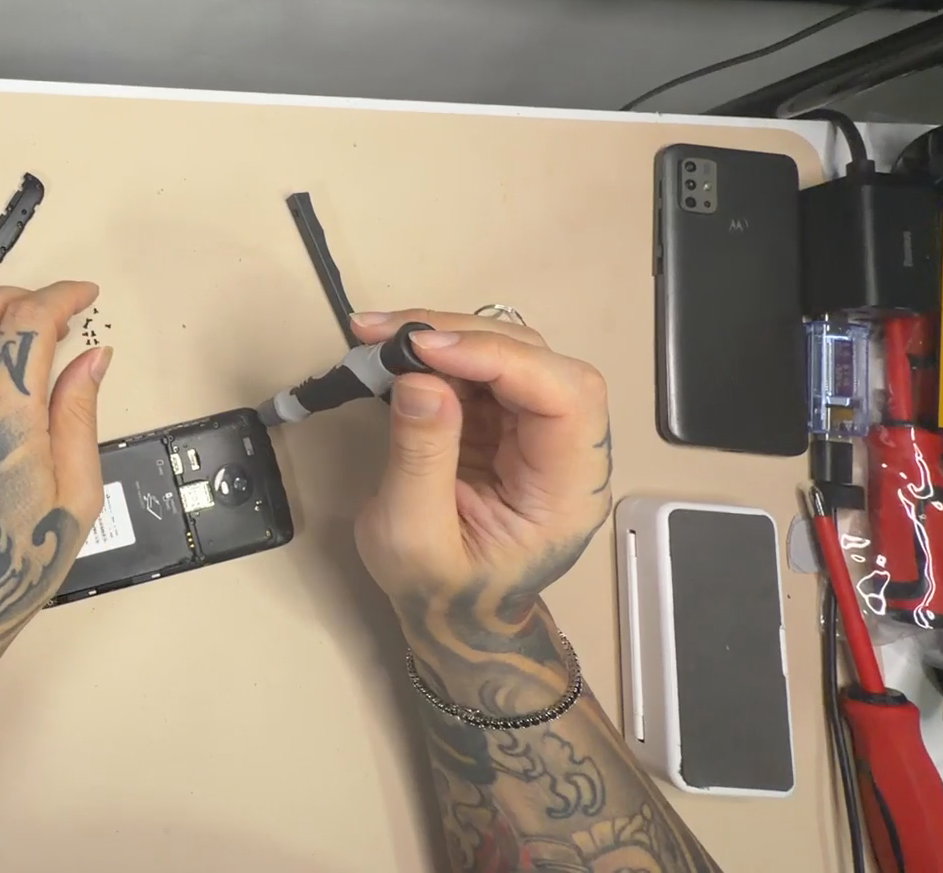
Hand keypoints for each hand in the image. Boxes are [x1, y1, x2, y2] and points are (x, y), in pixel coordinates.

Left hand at [0, 282, 112, 686]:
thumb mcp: (75, 495)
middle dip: (26, 296)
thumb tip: (94, 356)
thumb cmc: (13, 560)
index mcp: (4, 415)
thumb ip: (80, 413)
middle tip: (55, 319)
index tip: (85, 296)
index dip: (63, 295)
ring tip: (22, 344)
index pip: (31, 319)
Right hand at [348, 310, 610, 684]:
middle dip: (460, 335)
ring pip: (503, 353)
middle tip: (383, 332)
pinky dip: (427, 352)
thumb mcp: (413, 535)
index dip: (499, 359)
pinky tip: (386, 349)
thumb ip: (420, 458)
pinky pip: (470, 369)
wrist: (447, 610)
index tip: (422, 350)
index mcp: (567, 489)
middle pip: (536, 361)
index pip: (564, 396)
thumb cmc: (438, 588)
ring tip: (374, 334)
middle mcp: (563, 449)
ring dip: (438, 334)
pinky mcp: (495, 423)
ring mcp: (529, 432)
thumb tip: (420, 379)